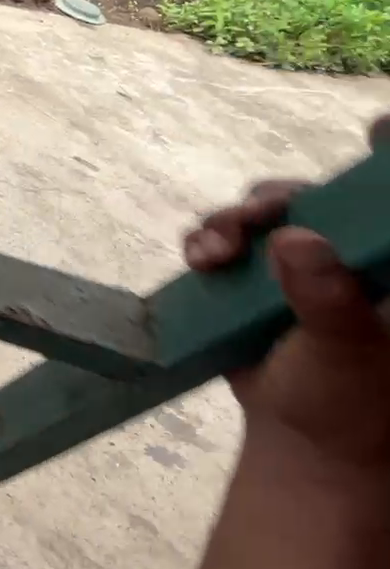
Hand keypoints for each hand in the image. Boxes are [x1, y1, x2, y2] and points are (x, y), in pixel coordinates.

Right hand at [183, 114, 389, 470]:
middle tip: (246, 220)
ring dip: (229, 221)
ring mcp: (309, 263)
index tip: (381, 125)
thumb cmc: (356, 406)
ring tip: (207, 254)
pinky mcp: (261, 273)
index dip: (388, 156)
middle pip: (322, 196)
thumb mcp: (351, 354)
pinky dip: (206, 237)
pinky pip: (228, 234)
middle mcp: (361, 255)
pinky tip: (197, 258)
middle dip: (275, 200)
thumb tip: (296, 240)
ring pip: (268, 210)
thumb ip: (331, 299)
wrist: (304, 443)